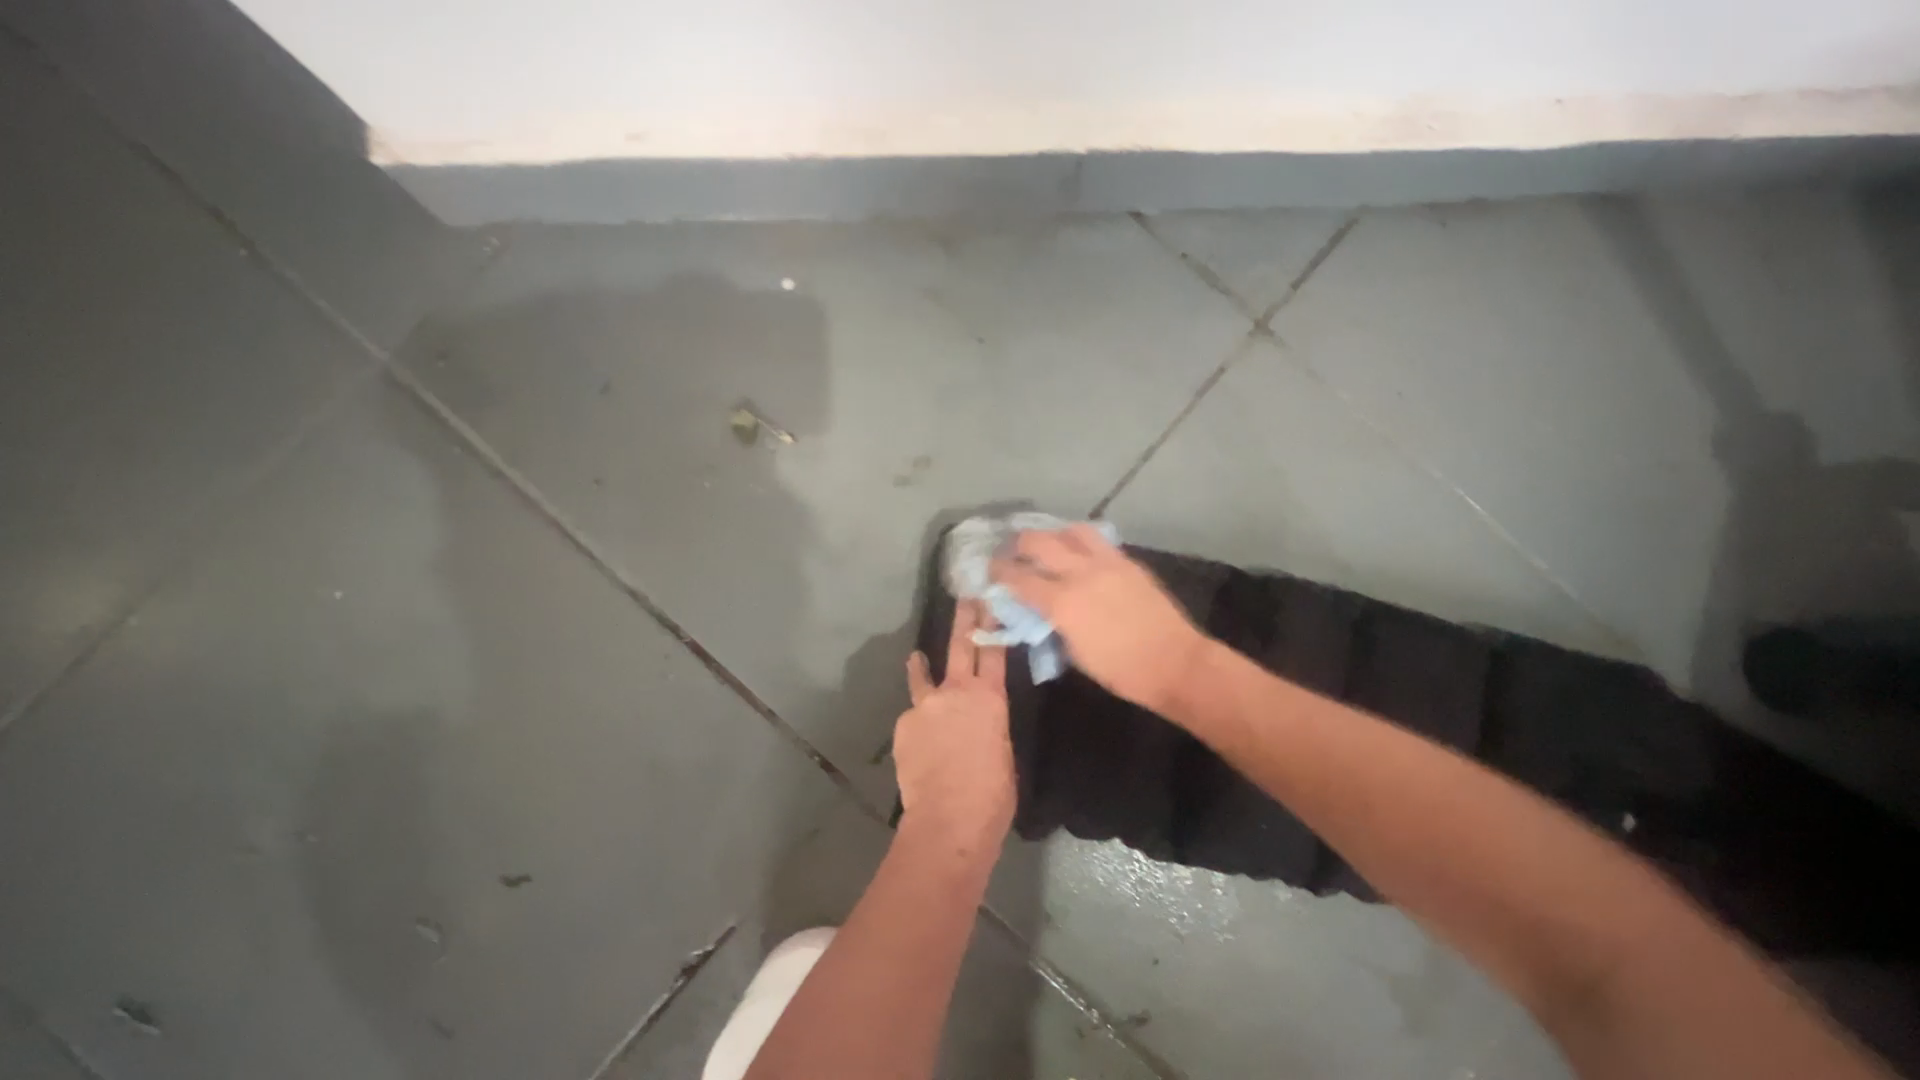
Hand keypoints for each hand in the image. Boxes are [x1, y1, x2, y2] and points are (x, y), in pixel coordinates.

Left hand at [894, 602, 1014, 850]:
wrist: (948, 819)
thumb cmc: (992, 794)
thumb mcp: (1003, 751)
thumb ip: (989, 725)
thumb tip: (978, 723)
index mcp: (991, 699)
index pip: (995, 651)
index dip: (994, 625)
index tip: (992, 601)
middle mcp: (957, 691)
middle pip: (961, 645)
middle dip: (964, 619)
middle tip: (965, 598)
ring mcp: (926, 705)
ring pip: (924, 677)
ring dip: (922, 666)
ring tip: (916, 656)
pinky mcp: (904, 724)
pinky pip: (914, 717)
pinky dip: (919, 723)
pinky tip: (921, 743)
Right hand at [991, 524, 1209, 715]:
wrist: (1175, 663)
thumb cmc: (1121, 671)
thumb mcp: (1075, 654)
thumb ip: (1053, 627)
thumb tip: (1040, 614)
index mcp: (1063, 603)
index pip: (1020, 578)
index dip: (1000, 572)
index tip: (990, 570)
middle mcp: (1081, 574)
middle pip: (1039, 542)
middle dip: (1019, 543)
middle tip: (1012, 549)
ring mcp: (1107, 563)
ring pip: (1072, 531)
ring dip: (1054, 535)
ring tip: (1048, 544)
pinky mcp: (1128, 562)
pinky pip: (1099, 541)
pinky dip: (1081, 542)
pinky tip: (1079, 552)